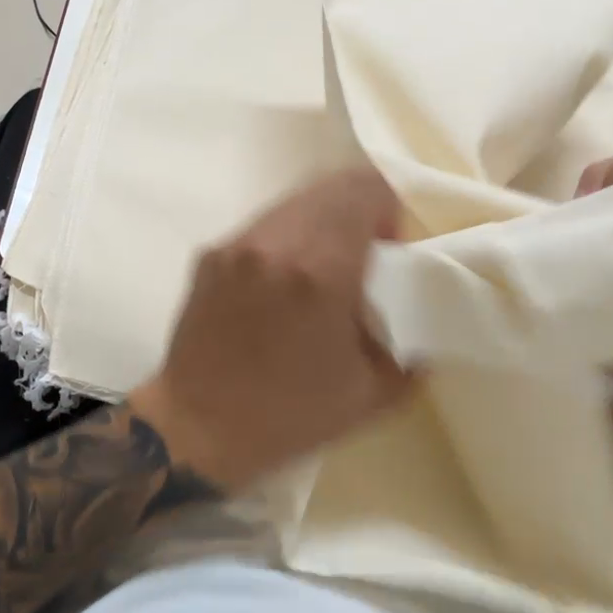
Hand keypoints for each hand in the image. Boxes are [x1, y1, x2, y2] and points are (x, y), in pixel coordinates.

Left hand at [127, 168, 412, 491]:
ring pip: (288, 205)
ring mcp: (232, 247)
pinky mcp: (207, 257)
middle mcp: (271, 244)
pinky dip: (283, 241)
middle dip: (356, 211)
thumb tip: (414, 307)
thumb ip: (409, 338)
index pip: (361, 190)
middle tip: (366, 257)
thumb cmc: (291, 414)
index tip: (392, 248)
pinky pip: (258, 228)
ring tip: (324, 273)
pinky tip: (284, 287)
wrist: (199, 423)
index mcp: (318, 270)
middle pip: (325, 189)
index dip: (388, 208)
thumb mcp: (376, 389)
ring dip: (317, 224)